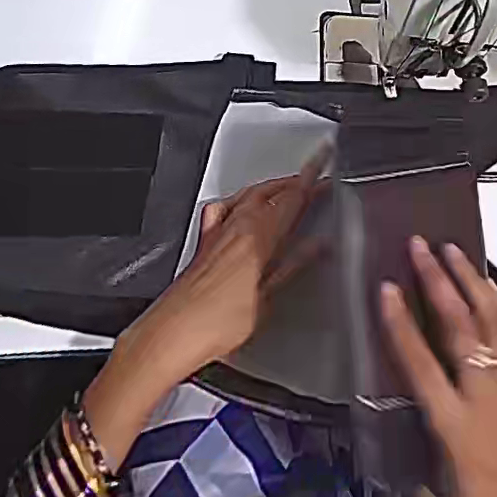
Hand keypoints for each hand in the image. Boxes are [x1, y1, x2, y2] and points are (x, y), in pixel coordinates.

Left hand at [119, 148, 328, 379]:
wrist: (173, 333)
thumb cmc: (217, 320)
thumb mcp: (268, 297)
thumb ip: (295, 265)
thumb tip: (317, 246)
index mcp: (260, 234)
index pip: (293, 197)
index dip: (312, 180)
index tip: (322, 163)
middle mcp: (239, 224)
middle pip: (272, 190)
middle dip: (295, 182)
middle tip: (312, 180)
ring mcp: (220, 229)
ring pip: (250, 194)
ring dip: (271, 186)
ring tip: (284, 187)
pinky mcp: (206, 240)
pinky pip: (225, 206)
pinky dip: (239, 200)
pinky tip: (240, 205)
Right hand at [381, 238, 496, 496]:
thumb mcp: (430, 492)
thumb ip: (413, 450)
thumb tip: (400, 423)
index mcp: (456, 425)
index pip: (422, 364)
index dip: (401, 324)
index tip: (386, 290)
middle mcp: (486, 397)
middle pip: (461, 327)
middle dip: (438, 282)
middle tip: (421, 249)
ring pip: (493, 321)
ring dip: (472, 281)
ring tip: (455, 251)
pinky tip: (492, 284)